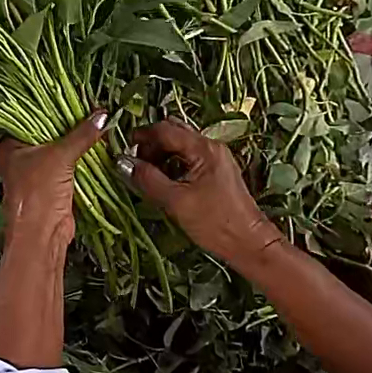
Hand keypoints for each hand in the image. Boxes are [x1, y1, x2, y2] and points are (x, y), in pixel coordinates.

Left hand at [0, 110, 109, 248]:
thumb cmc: (37, 193)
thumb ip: (81, 134)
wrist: (43, 233)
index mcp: (10, 145)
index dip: (50, 104)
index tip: (72, 92)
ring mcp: (37, 169)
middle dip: (68, 122)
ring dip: (76, 139)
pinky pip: (69, 161)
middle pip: (47, 131)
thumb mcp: (60, 156)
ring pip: (59, 146)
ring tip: (96, 120)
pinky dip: (81, 154)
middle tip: (89, 105)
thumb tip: (101, 116)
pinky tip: (96, 142)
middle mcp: (20, 155)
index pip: (29, 115)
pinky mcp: (53, 182)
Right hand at [117, 119, 283, 266]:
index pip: (165, 129)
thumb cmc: (214, 222)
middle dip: (152, 144)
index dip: (142, 137)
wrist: (249, 242)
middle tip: (135, 163)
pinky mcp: (217, 172)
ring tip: (147, 174)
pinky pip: (190, 158)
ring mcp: (216, 159)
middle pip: (174, 133)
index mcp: (203, 148)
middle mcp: (211, 147)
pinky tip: (164, 181)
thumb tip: (122, 162)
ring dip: (162, 154)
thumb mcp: (175, 201)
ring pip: (182, 146)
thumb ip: (147, 179)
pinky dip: (174, 164)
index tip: (123, 150)